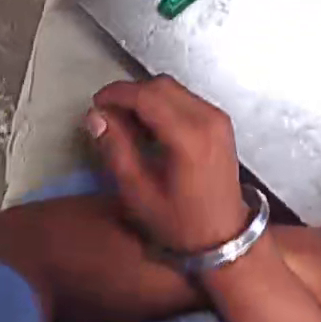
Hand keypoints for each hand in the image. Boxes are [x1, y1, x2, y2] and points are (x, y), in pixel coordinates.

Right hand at [86, 76, 249, 253]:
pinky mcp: (221, 121)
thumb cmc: (179, 221)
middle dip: (130, 93)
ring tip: (125, 120)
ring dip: (146, 96)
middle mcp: (208, 118)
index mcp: (189, 136)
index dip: (117, 93)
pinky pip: (186, 98)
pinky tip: (149, 125)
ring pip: (174, 88)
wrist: (225, 236)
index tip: (96, 103)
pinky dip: (163, 103)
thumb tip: (95, 116)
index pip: (147, 96)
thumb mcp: (138, 192)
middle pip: (161, 85)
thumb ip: (116, 149)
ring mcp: (218, 117)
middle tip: (107, 113)